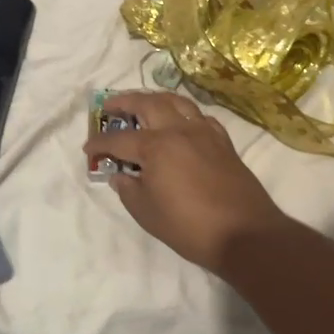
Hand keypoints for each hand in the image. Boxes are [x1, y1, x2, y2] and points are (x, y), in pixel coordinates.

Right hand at [82, 91, 290, 274]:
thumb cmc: (189, 226)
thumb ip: (128, 190)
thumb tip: (121, 176)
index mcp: (155, 147)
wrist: (245, 234)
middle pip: (147, 104)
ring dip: (155, 99)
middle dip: (124, 102)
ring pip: (176, 101)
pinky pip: (200, 116)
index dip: (99, 143)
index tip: (88, 149)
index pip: (118, 140)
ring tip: (144, 104)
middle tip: (110, 107)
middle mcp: (178, 131)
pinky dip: (184, 113)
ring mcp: (204, 134)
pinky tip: (180, 123)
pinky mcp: (223, 143)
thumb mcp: (146, 213)